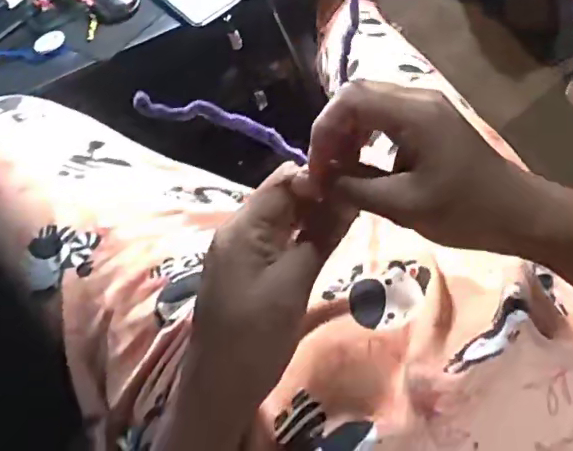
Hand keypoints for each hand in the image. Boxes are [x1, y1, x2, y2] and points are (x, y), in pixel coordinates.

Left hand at [186, 163, 354, 412]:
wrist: (217, 395)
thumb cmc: (255, 336)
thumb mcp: (295, 283)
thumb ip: (322, 235)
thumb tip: (351, 197)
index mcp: (243, 226)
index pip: (284, 180)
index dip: (318, 178)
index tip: (351, 184)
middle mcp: (238, 228)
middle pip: (283, 194)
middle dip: (318, 194)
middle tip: (354, 201)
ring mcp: (241, 248)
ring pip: (283, 215)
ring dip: (312, 213)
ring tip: (347, 216)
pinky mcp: (247, 267)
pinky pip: (278, 236)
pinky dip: (302, 233)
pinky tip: (326, 237)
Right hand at [308, 81, 542, 251]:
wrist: (518, 211)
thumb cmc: (465, 211)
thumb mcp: (405, 206)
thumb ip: (356, 187)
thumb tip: (320, 180)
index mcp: (413, 112)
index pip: (350, 99)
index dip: (324, 130)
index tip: (317, 169)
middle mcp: (418, 97)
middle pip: (358, 93)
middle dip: (333, 127)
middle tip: (325, 169)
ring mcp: (427, 103)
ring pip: (371, 100)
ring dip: (349, 129)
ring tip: (340, 167)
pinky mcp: (432, 116)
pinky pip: (388, 112)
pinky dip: (368, 131)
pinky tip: (365, 161)